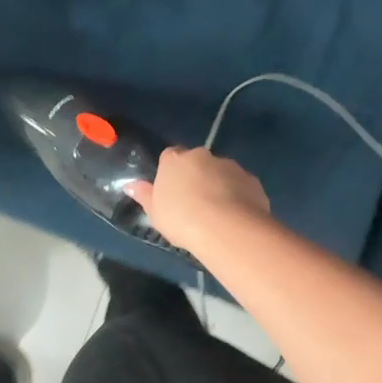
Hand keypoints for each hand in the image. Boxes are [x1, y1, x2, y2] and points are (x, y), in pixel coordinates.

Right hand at [125, 147, 271, 250]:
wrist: (226, 227)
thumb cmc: (182, 219)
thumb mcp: (155, 212)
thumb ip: (144, 196)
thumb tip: (131, 185)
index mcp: (175, 159)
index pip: (170, 156)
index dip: (172, 173)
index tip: (173, 192)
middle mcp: (202, 155)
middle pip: (197, 162)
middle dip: (197, 177)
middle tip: (195, 204)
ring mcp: (229, 165)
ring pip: (221, 172)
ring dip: (218, 185)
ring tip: (218, 213)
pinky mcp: (251, 179)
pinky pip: (241, 185)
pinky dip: (238, 195)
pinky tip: (236, 217)